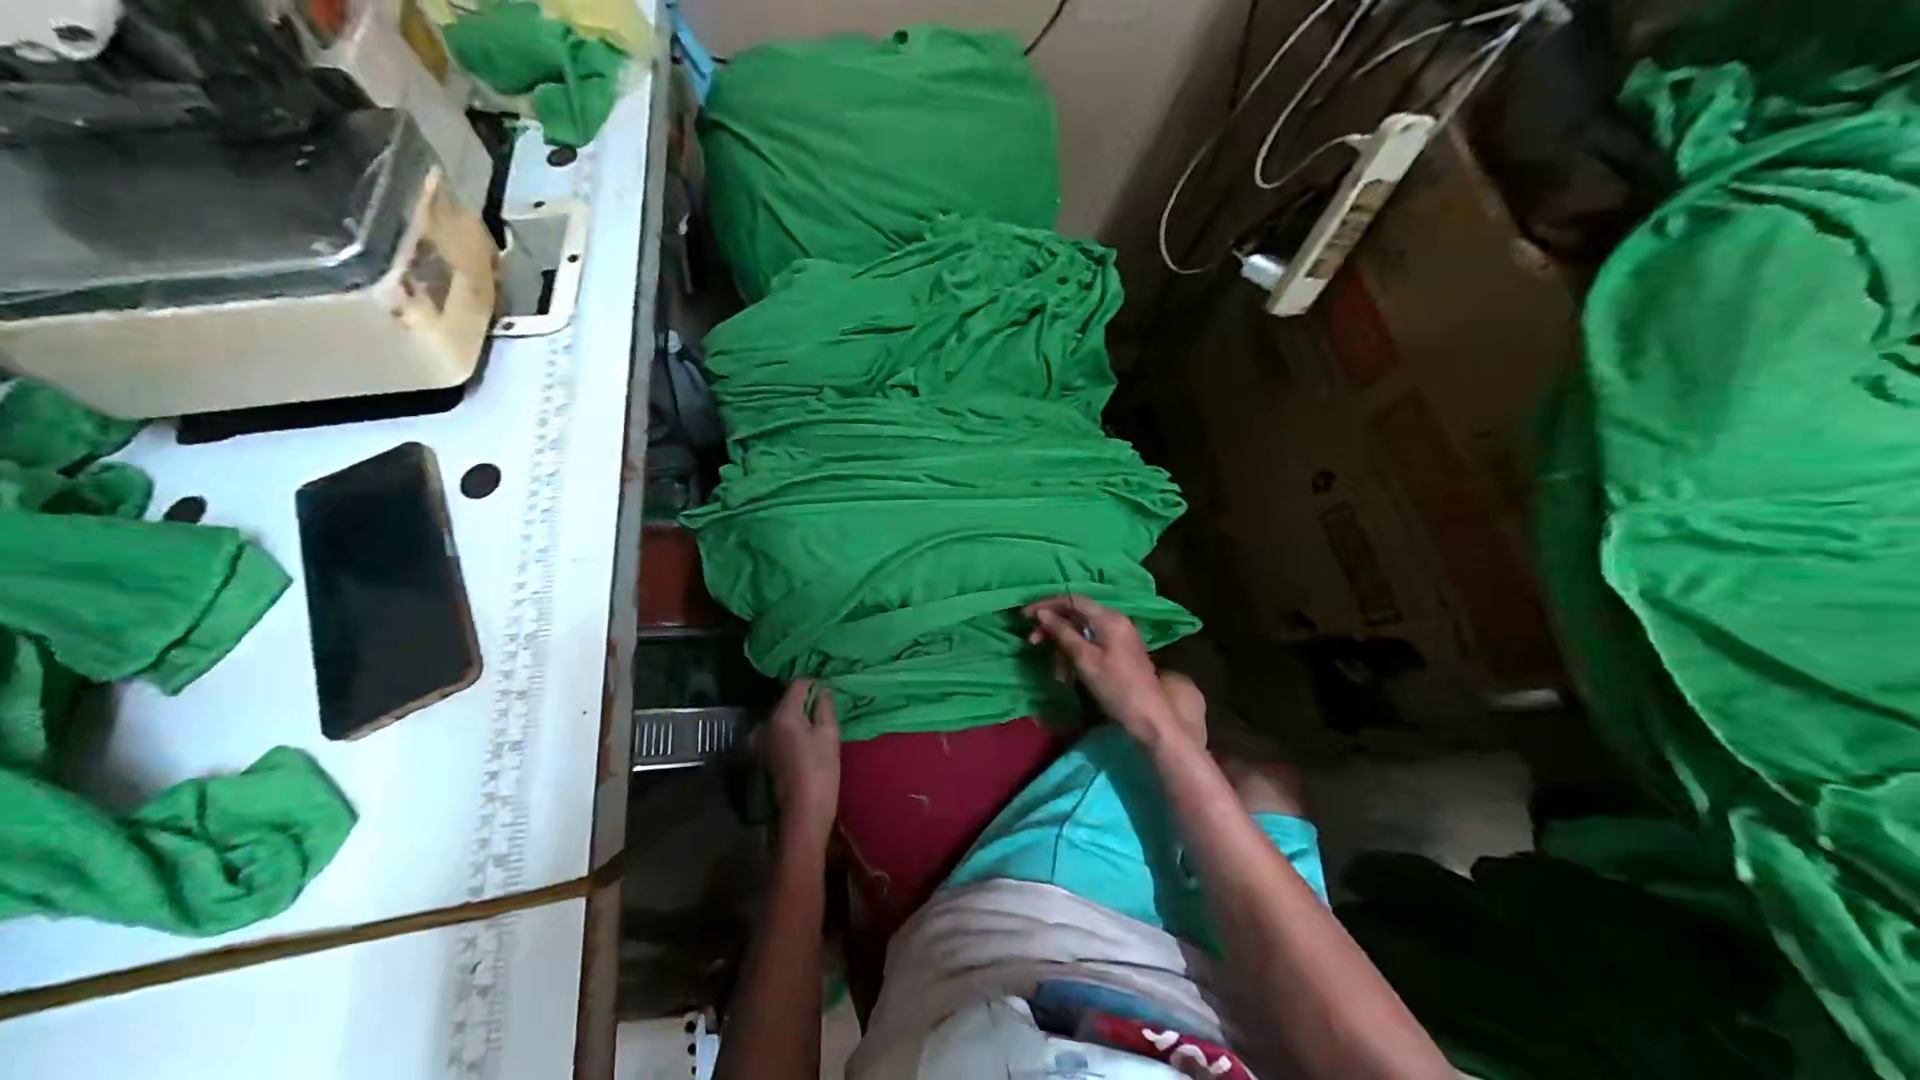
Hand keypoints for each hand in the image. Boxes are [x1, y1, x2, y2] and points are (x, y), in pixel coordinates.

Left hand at [764, 680, 839, 851]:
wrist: (801, 814)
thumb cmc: (820, 771)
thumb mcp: (828, 734)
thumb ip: (824, 707)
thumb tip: (822, 690)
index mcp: (781, 715)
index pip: (797, 685)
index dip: (814, 685)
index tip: (829, 693)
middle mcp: (764, 724)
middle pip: (787, 701)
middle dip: (805, 702)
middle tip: (825, 712)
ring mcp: (759, 741)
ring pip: (781, 719)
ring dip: (797, 719)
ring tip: (816, 729)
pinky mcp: (761, 756)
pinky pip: (776, 734)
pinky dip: (789, 733)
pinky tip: (803, 744)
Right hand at [1024, 596, 1192, 750]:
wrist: (1149, 716)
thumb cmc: (1115, 686)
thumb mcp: (1084, 659)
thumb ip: (1062, 633)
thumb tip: (1042, 613)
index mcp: (1109, 618)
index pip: (1072, 600)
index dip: (1046, 604)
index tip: (1024, 615)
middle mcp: (1115, 620)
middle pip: (1076, 614)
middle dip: (1052, 626)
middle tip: (1032, 641)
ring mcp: (1118, 635)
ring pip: (1081, 630)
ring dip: (1062, 644)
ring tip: (1053, 667)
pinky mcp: (1118, 650)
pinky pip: (1090, 642)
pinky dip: (1075, 653)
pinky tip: (1067, 671)